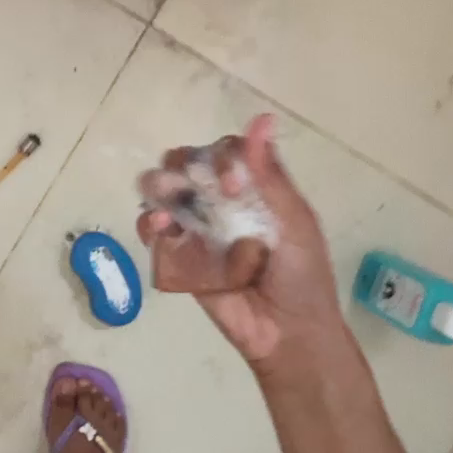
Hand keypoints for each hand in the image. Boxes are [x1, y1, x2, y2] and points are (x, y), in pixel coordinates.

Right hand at [136, 114, 343, 376]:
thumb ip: (271, 176)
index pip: (224, 150)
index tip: (236, 184)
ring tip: (169, 208)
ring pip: (161, 190)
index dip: (223, 158)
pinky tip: (160, 228)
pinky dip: (149, 224)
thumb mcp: (296, 222)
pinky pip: (152, 231)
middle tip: (198, 191)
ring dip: (159, 188)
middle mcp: (219, 199)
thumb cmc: (303, 275)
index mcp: (252, 186)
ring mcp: (195, 226)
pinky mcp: (177, 255)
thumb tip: (263, 120)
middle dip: (183, 167)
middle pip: (185, 162)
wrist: (288, 332)